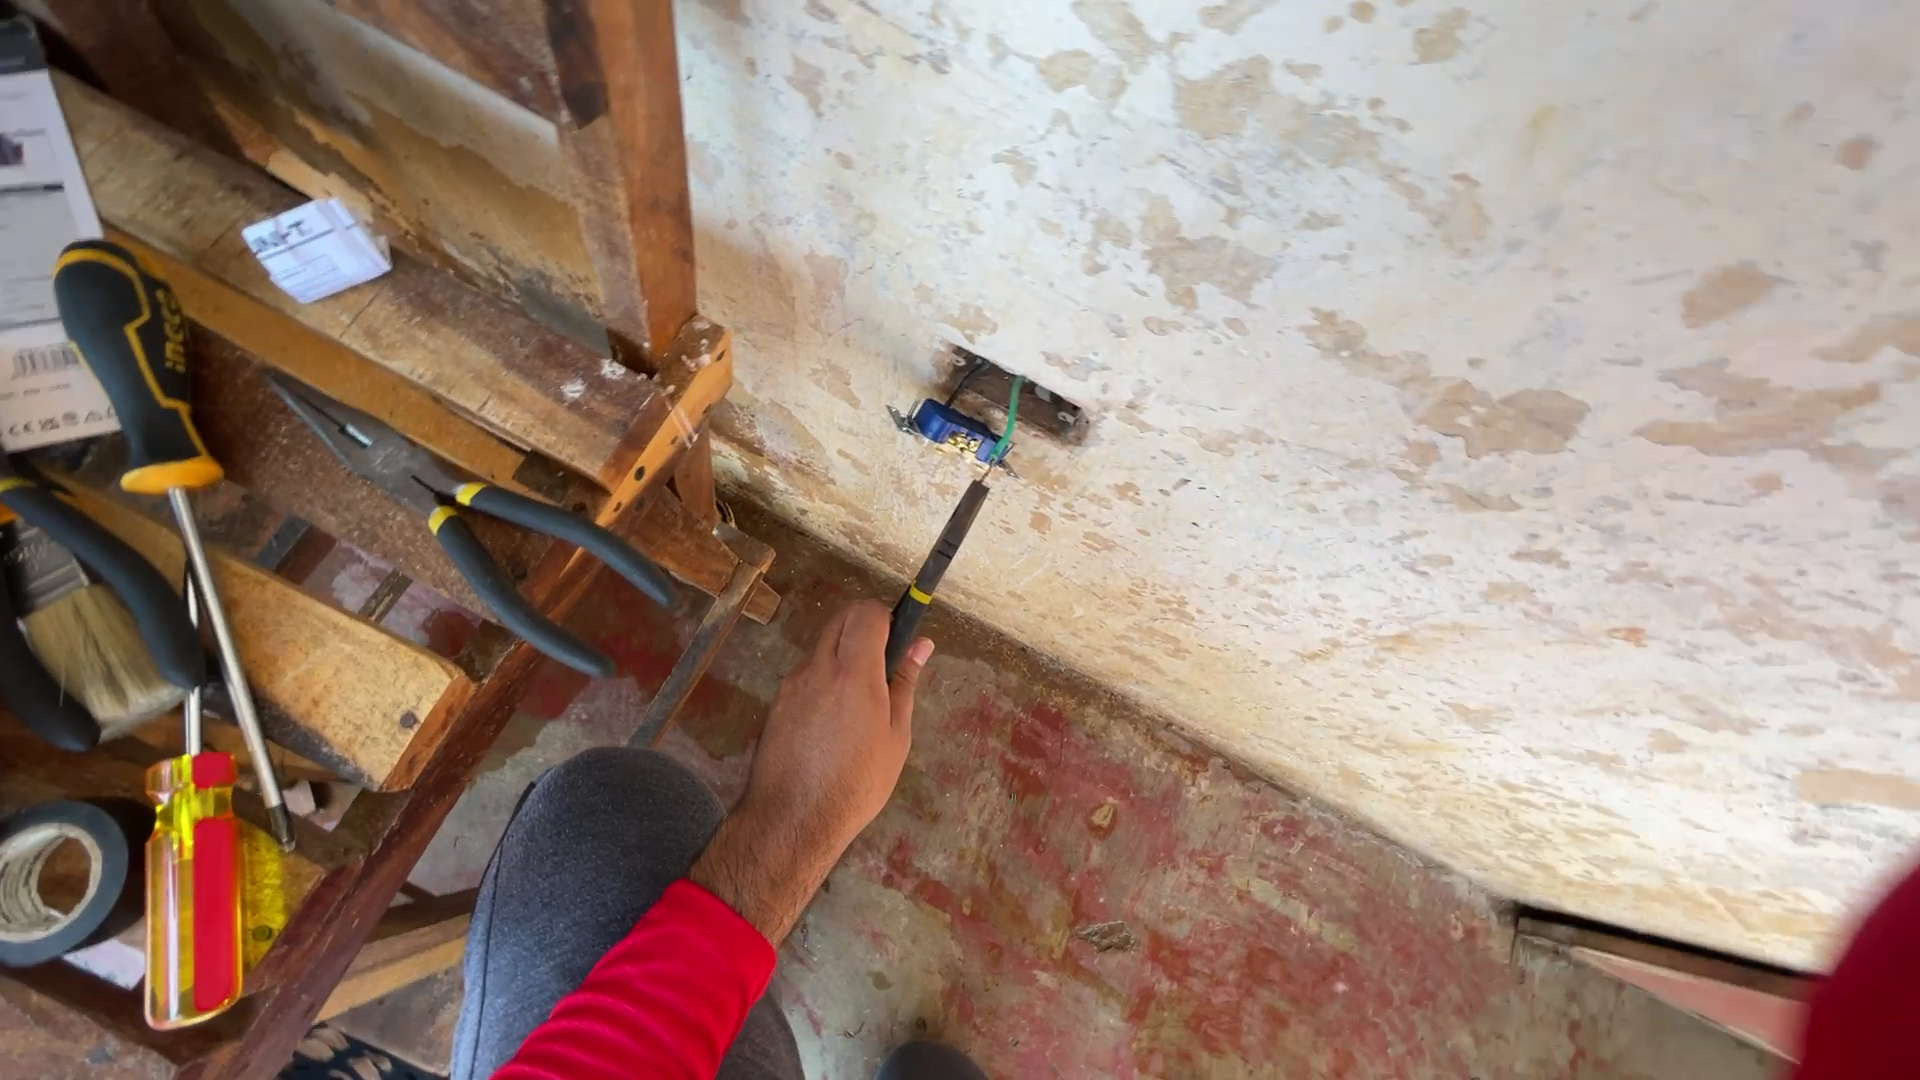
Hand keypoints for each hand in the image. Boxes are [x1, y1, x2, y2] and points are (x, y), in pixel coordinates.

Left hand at [689, 600, 931, 941]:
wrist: (793, 819)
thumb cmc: (858, 782)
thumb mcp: (895, 736)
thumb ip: (904, 682)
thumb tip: (921, 644)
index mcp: (855, 673)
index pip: (867, 613)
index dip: (886, 616)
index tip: (899, 637)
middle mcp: (820, 667)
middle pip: (841, 618)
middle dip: (865, 625)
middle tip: (883, 661)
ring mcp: (794, 682)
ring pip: (823, 645)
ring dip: (844, 652)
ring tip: (860, 700)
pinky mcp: (779, 699)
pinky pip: (808, 672)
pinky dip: (826, 677)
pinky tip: (834, 719)